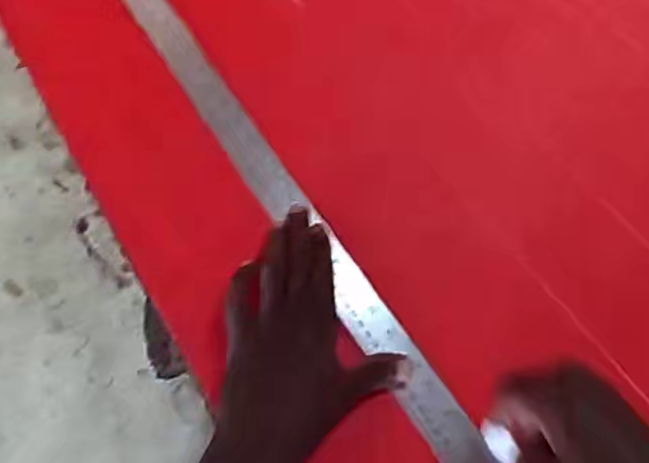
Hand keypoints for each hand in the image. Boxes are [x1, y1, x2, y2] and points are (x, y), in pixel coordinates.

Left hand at [202, 208, 406, 462]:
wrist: (259, 443)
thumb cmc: (306, 416)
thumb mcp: (345, 394)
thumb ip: (375, 373)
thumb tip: (410, 366)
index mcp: (318, 324)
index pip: (321, 277)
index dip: (320, 251)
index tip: (319, 227)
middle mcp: (292, 315)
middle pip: (296, 267)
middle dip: (297, 237)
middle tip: (297, 209)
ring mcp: (264, 324)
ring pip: (271, 276)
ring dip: (273, 249)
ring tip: (276, 225)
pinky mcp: (240, 338)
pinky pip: (238, 303)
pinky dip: (240, 283)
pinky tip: (244, 267)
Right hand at [491, 364, 648, 462]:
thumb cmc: (610, 460)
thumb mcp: (551, 460)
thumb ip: (524, 450)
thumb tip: (513, 444)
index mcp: (557, 382)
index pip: (506, 384)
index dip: (496, 413)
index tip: (496, 434)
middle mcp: (576, 370)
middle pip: (529, 381)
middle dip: (524, 412)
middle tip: (528, 446)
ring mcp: (597, 376)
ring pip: (553, 385)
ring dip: (548, 412)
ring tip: (557, 446)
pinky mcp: (613, 389)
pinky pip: (576, 391)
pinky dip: (570, 410)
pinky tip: (579, 440)